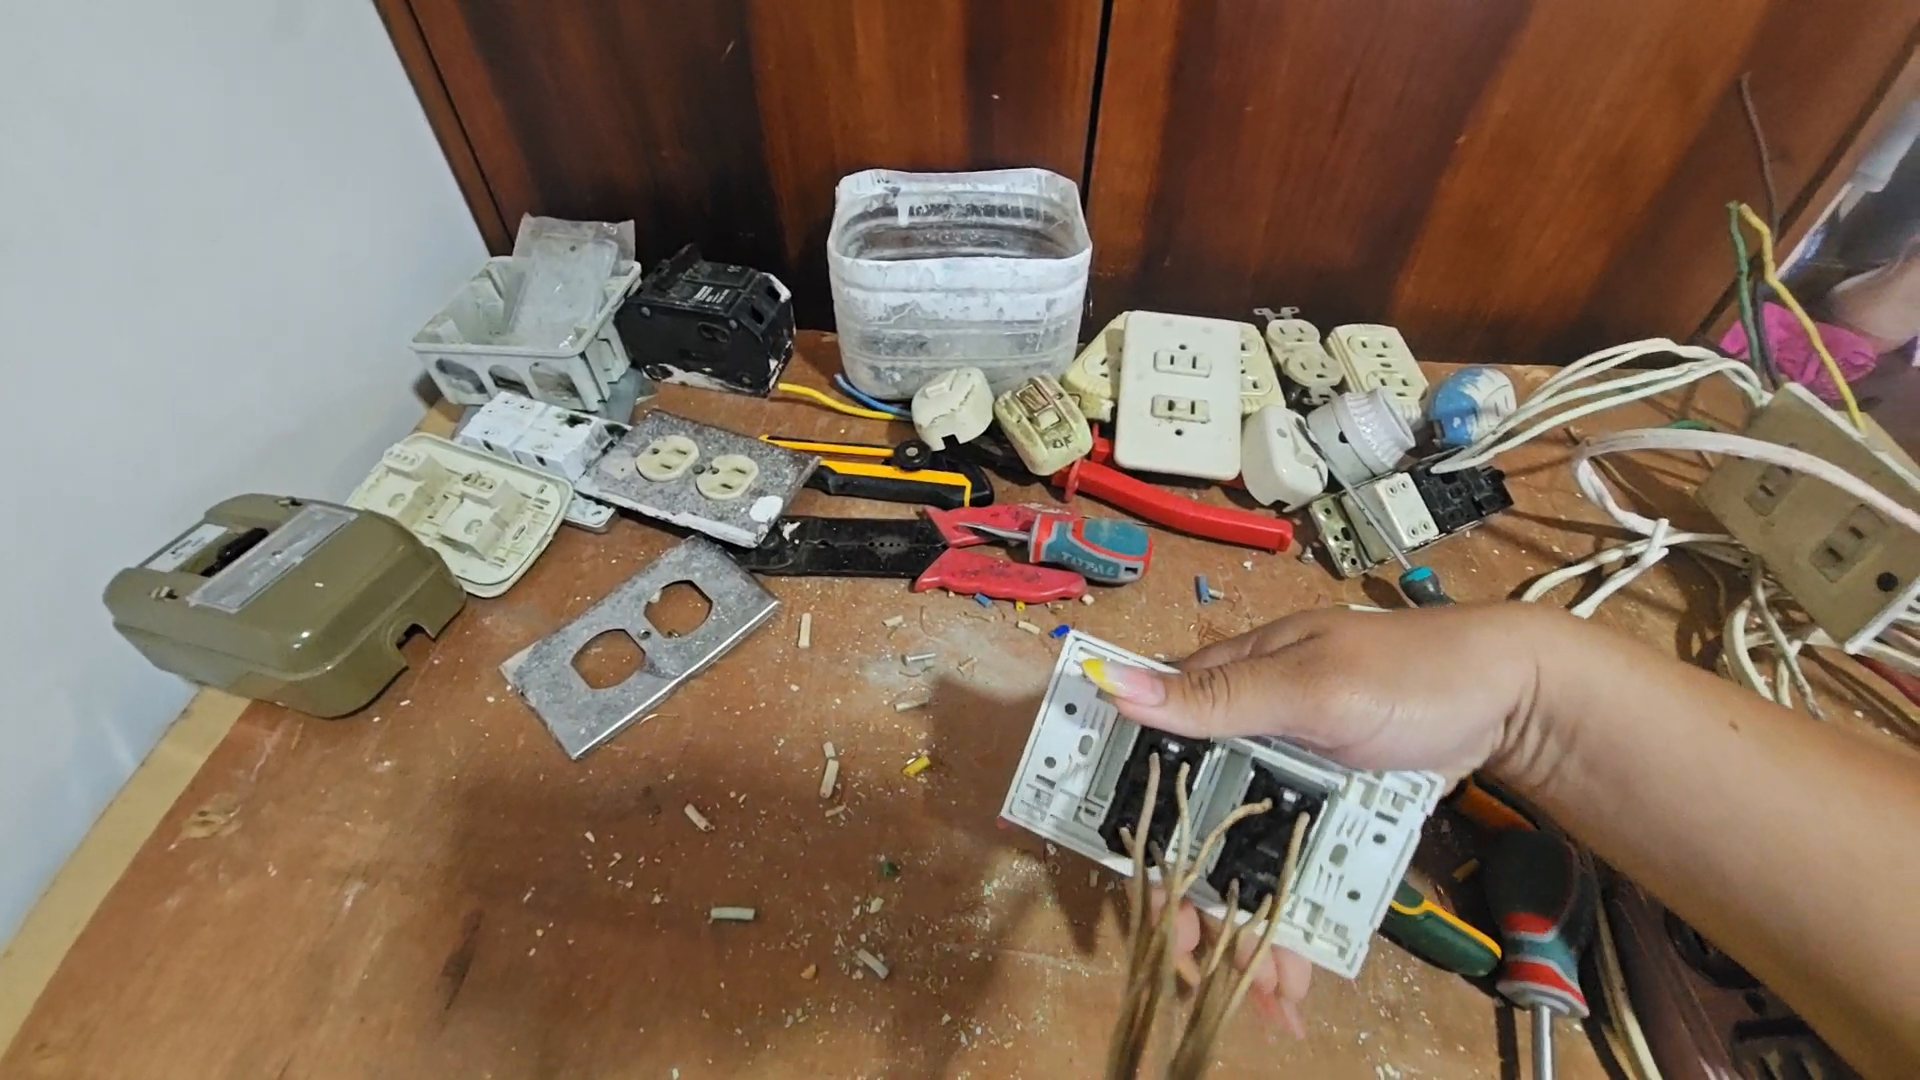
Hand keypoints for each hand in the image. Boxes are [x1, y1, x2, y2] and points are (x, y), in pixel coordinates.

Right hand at [1090, 603, 1570, 1035]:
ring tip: (1264, 983)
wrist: (1512, 698)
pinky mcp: (1318, 801)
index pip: (1146, 746)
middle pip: (1191, 815)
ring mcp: (1280, 770)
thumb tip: (1113, 685)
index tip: (1130, 873)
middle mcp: (1236, 730)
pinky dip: (1290, 911)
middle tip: (1193, 954)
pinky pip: (1288, 861)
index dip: (1126, 806)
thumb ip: (1216, 695)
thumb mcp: (1309, 686)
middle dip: (1190, 886)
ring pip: (1239, 848)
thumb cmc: (1404, 674)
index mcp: (1218, 686)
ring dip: (1243, 915)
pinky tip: (1298, 966)